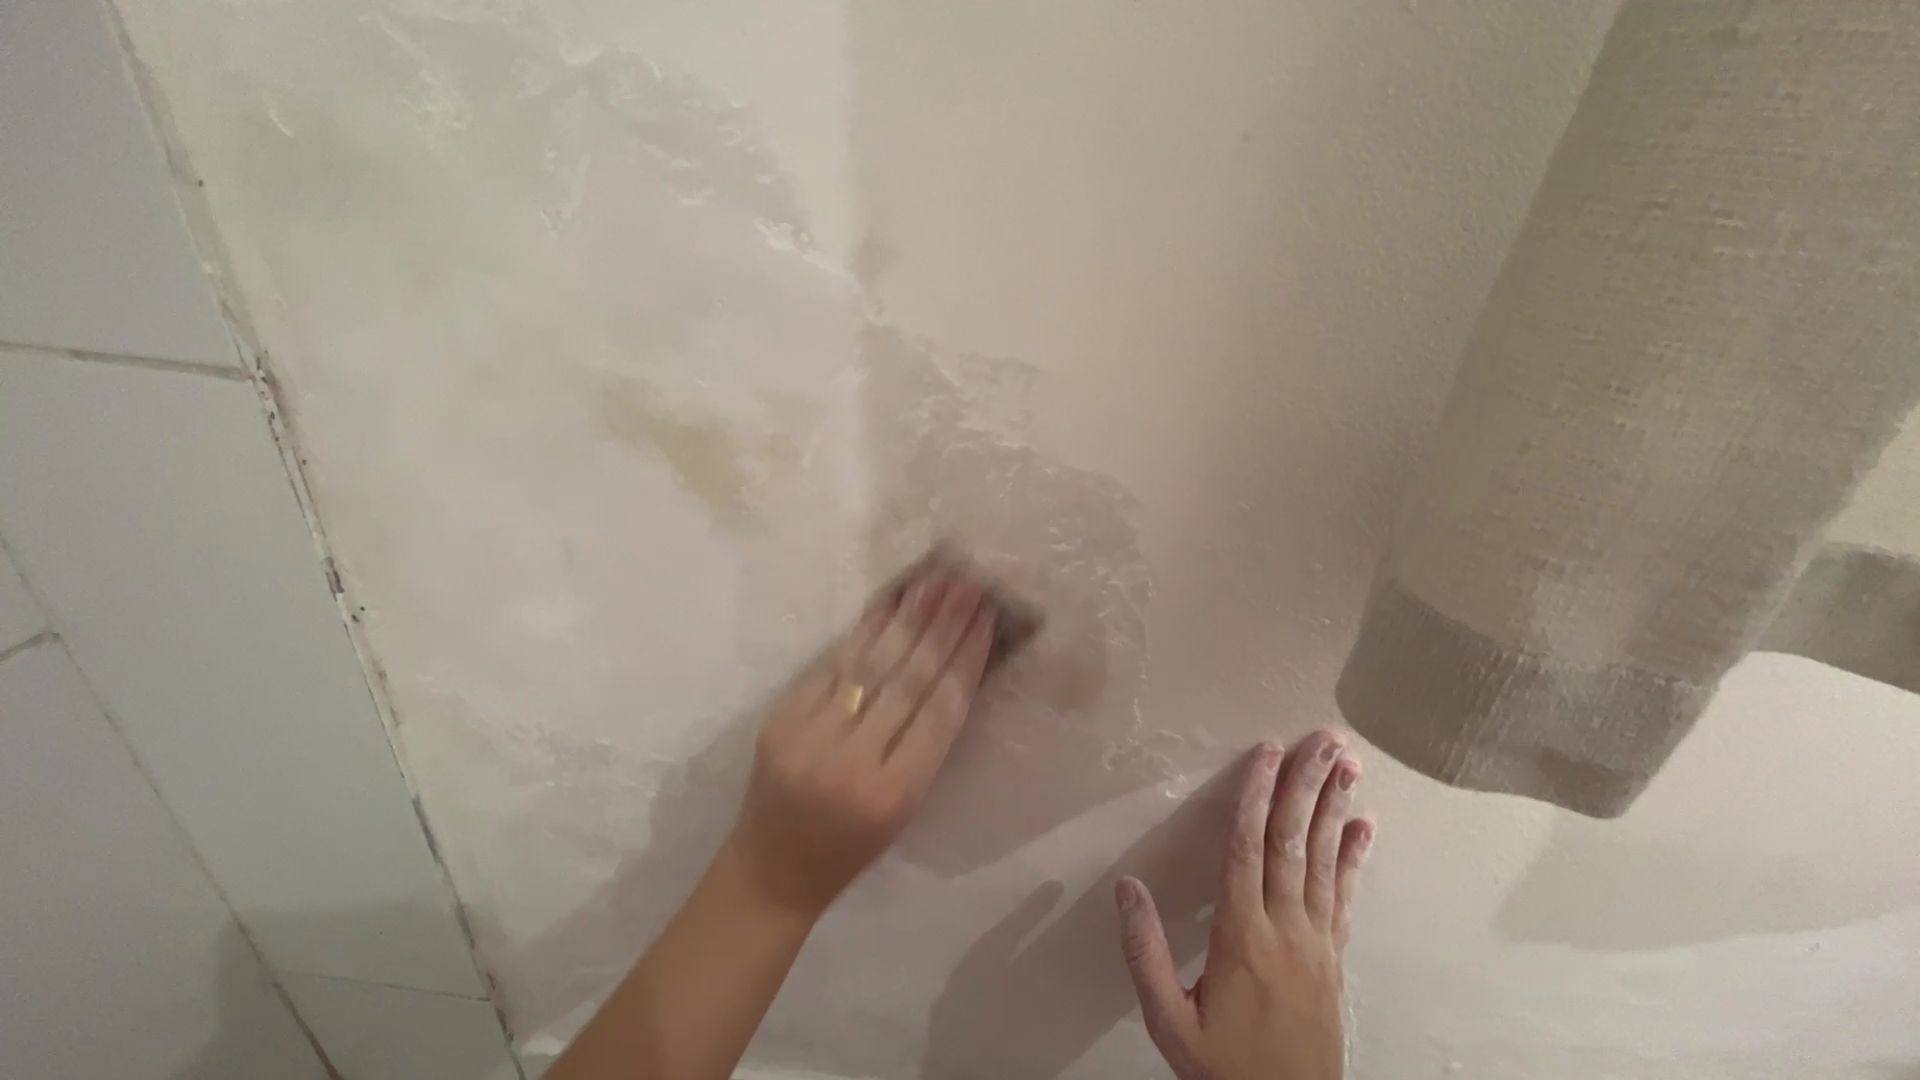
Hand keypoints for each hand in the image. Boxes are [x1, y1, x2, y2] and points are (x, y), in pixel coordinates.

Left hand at [727, 569, 999, 916]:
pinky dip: (863, 632)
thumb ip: (928, 744)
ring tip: (932, 582)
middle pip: (907, 680)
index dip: (966, 661)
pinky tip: (886, 604)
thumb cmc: (853, 849)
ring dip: (905, 618)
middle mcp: (851, 761)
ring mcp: (809, 735)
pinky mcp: (781, 718)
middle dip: (941, 628)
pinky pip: (831, 666)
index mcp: (893, 793)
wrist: (771, 870)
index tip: (986, 619)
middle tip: (965, 585)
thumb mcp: (906, 809)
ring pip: (868, 664)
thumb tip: (955, 670)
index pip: (940, 712)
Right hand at [1116, 732, 1374, 1079]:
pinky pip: (1346, 896)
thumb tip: (1127, 885)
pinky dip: (1355, 856)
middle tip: (1326, 738)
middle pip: (1295, 843)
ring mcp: (1317, 942)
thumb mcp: (1167, 1018)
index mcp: (1243, 936)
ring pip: (1326, 861)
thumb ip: (1146, 951)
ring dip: (1335, 807)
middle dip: (1308, 785)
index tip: (1267, 752)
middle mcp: (1287, 928)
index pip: (1247, 849)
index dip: (1255, 796)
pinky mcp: (1334, 957)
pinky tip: (1364, 825)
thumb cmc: (1222, 1067)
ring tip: (1348, 764)